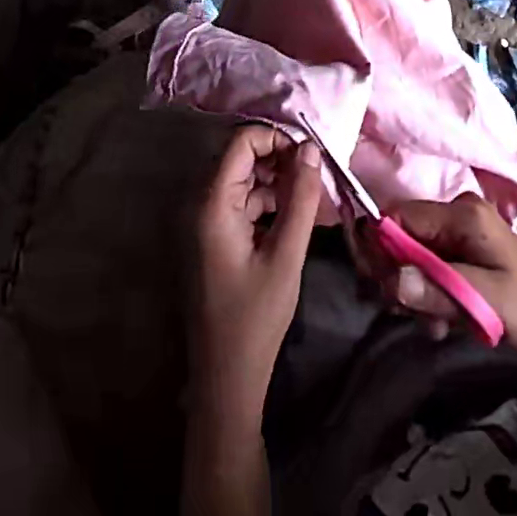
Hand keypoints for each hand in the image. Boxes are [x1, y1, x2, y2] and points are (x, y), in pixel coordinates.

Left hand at [189, 124, 323, 411]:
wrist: (226, 376)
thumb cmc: (256, 316)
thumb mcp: (286, 254)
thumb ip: (301, 198)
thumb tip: (311, 149)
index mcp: (212, 204)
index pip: (241, 143)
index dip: (277, 139)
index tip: (310, 157)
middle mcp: (201, 205)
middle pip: (241, 158)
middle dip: (280, 160)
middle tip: (316, 178)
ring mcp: (204, 222)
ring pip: (243, 180)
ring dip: (277, 182)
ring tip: (312, 200)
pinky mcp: (213, 238)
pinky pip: (241, 203)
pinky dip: (268, 203)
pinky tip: (294, 218)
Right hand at [383, 193, 516, 364]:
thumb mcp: (486, 302)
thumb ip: (438, 289)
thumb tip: (390, 280)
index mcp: (463, 215)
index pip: (397, 215)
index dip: (380, 248)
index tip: (382, 287)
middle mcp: (456, 215)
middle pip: (398, 234)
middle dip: (396, 275)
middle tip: (411, 313)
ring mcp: (457, 233)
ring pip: (407, 255)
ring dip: (410, 291)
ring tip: (433, 323)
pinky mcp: (459, 253)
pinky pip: (423, 267)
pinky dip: (423, 294)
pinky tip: (439, 322)